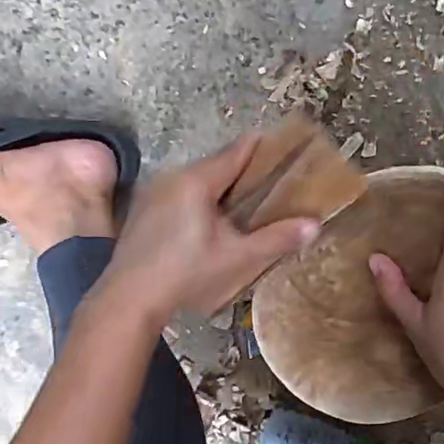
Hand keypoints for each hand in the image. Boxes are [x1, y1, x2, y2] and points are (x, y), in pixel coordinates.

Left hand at [97, 133, 321, 322]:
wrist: (129, 297)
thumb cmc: (186, 274)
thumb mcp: (237, 257)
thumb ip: (276, 239)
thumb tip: (313, 225)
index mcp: (196, 182)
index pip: (235, 153)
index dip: (261, 148)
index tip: (281, 146)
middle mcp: (172, 178)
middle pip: (215, 166)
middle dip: (242, 173)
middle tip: (268, 184)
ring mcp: (153, 194)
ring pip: (194, 181)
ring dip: (218, 189)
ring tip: (242, 205)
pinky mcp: (143, 212)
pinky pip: (178, 195)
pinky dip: (197, 201)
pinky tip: (207, 224)